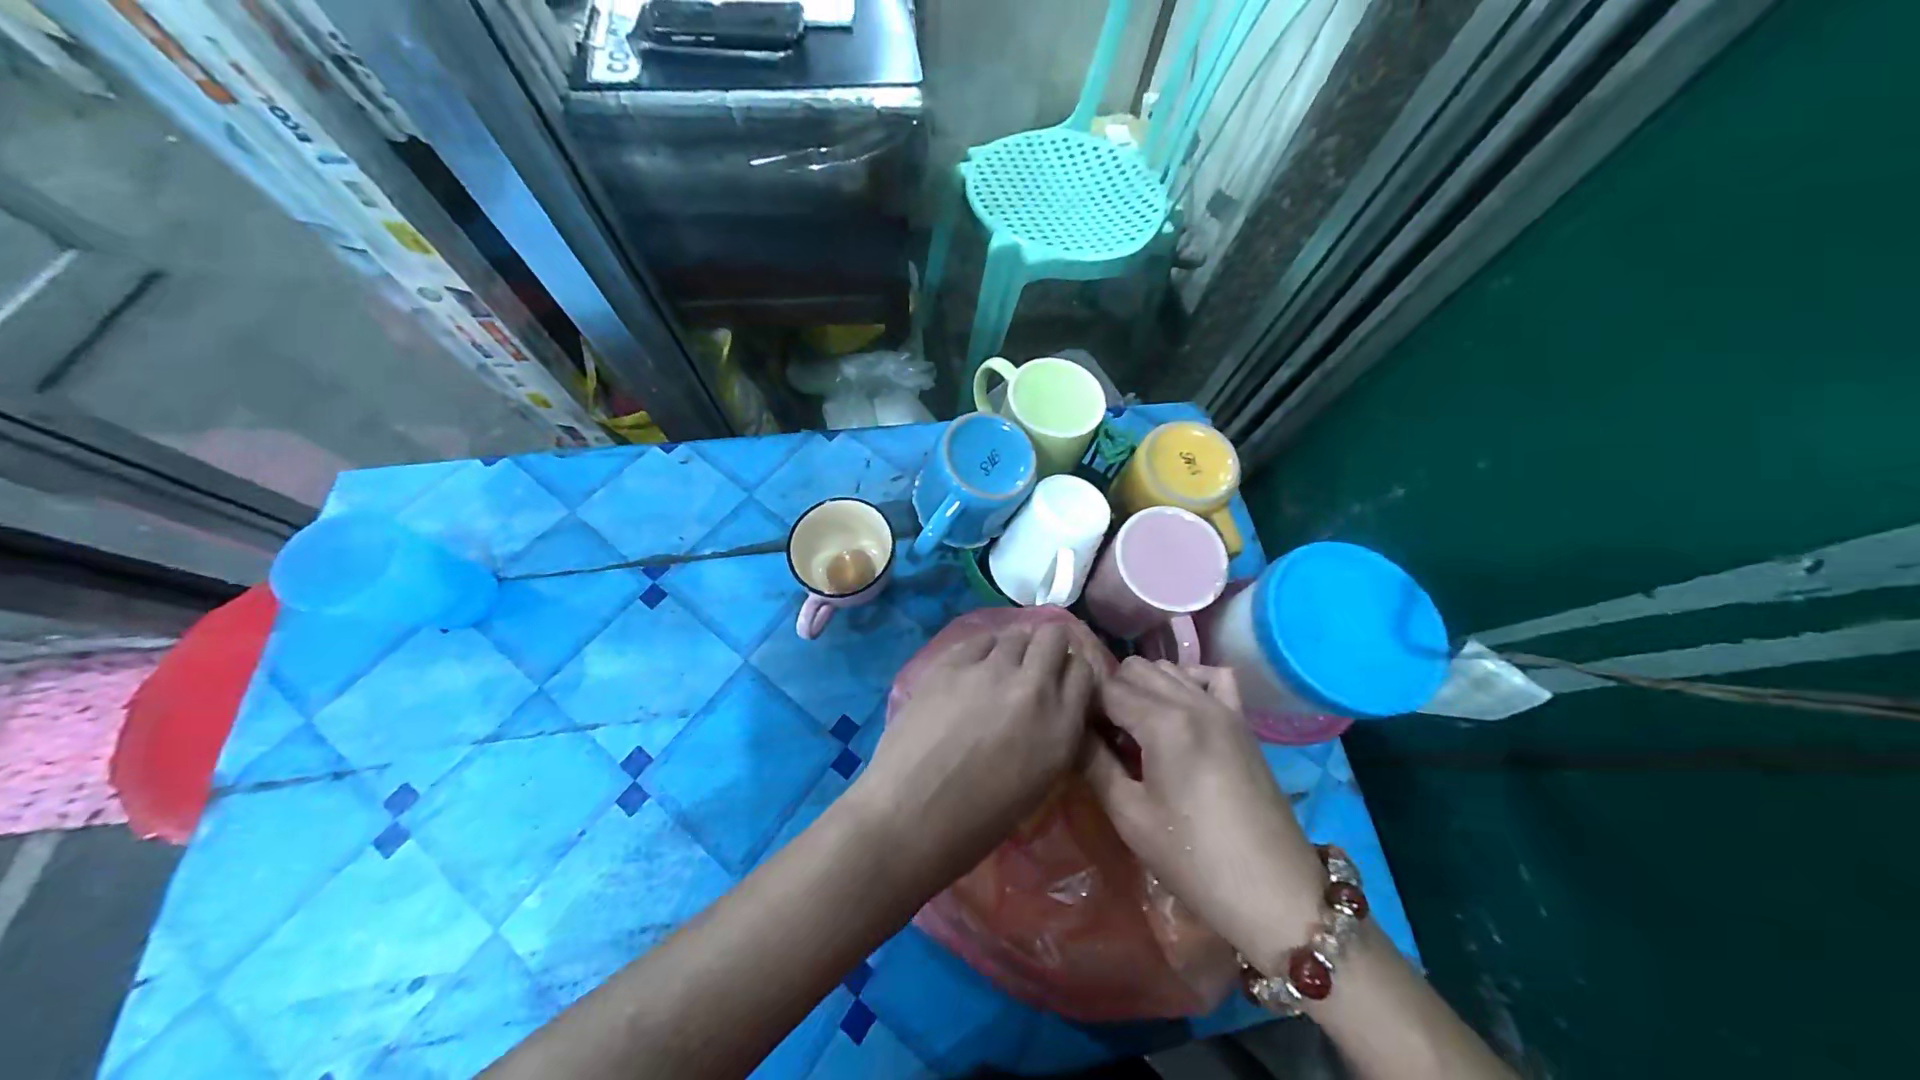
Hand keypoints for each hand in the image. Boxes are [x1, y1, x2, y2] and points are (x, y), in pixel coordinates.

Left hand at [850, 623, 1095, 884]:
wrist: (910, 816)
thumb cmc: (978, 820)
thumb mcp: (1041, 780)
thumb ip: (1055, 732)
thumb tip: (1051, 704)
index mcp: (1062, 726)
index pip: (1083, 671)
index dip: (1070, 673)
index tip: (1058, 682)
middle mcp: (1033, 687)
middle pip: (1053, 637)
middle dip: (1048, 648)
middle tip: (1031, 668)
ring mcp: (989, 670)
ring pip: (1016, 635)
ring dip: (1013, 650)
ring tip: (996, 673)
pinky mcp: (951, 663)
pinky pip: (978, 641)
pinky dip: (980, 652)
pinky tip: (968, 674)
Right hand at [1083, 658, 1326, 971]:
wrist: (1273, 892)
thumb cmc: (1192, 858)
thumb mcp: (1129, 815)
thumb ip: (1094, 762)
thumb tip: (1073, 731)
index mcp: (1163, 722)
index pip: (1106, 688)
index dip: (1086, 707)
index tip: (1078, 735)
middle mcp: (1193, 701)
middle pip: (1136, 669)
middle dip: (1112, 694)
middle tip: (1105, 737)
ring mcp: (1224, 707)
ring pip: (1169, 669)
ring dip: (1144, 689)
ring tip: (1137, 731)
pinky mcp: (1243, 721)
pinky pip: (1212, 678)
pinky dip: (1188, 681)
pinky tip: (1179, 712)